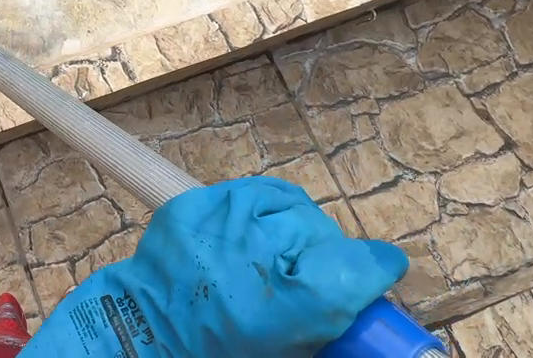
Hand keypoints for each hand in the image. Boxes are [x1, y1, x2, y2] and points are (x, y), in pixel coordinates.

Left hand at [22, 176, 408, 357]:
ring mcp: (222, 218)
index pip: (350, 268)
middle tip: (326, 271)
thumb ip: (325, 327)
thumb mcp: (283, 350)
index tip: (385, 268)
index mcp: (282, 305)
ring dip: (301, 225)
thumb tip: (367, 305)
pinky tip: (265, 228)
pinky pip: (253, 190)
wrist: (147, 328)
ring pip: (289, 203)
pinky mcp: (198, 201)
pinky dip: (268, 207)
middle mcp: (253, 251)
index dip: (375, 267)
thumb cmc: (219, 353)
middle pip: (320, 232)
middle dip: (332, 251)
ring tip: (293, 248)